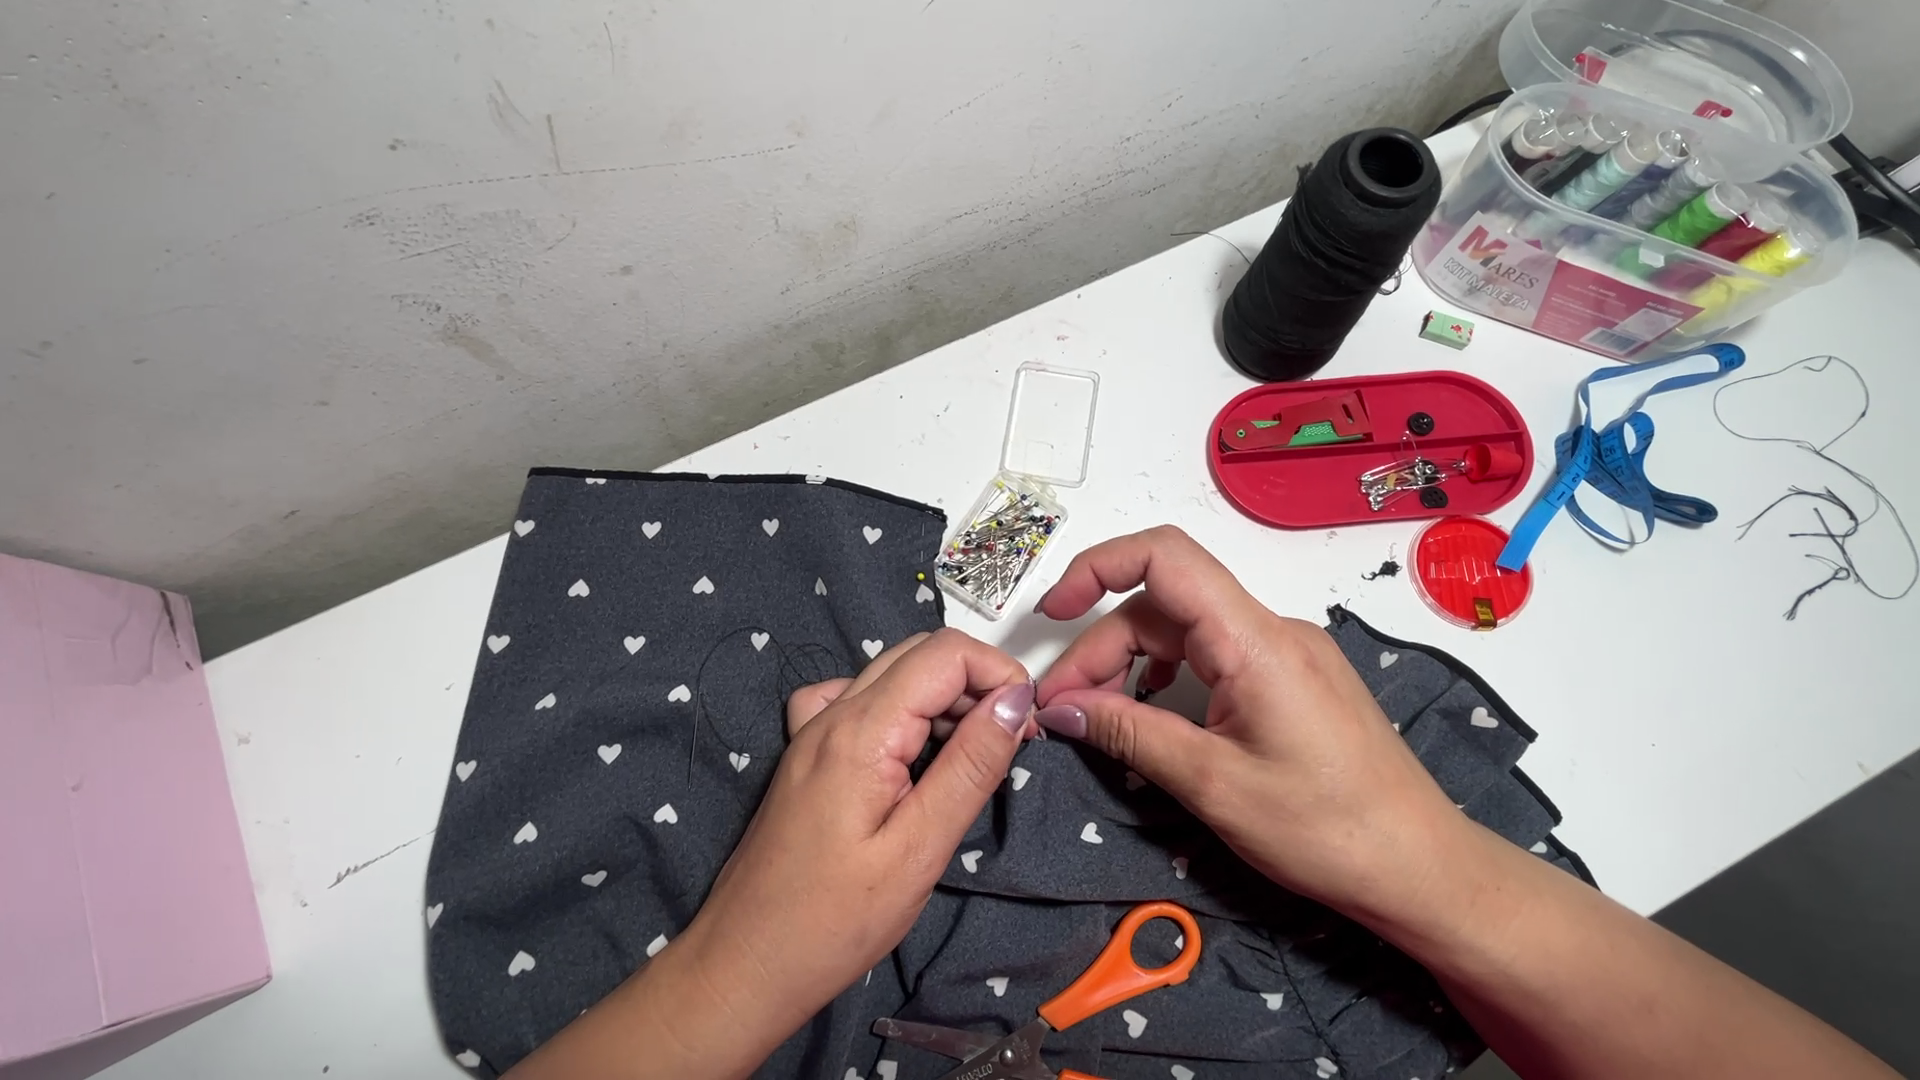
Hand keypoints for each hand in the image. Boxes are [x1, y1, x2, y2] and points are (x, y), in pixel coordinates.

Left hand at [677, 629, 1033, 1067]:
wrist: (744, 965)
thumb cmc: (835, 921)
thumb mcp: (919, 849)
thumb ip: (970, 765)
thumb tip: (1016, 700)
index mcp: (861, 728)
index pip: (945, 653)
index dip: (998, 672)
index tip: (1026, 725)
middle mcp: (832, 712)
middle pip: (920, 654)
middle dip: (977, 683)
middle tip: (1009, 743)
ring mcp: (812, 729)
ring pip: (893, 673)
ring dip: (944, 697)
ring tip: (972, 755)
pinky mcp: (805, 751)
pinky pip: (858, 699)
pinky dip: (900, 708)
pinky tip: (908, 747)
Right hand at [1032, 526, 1466, 919]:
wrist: (1423, 868)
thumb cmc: (1326, 829)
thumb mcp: (1212, 784)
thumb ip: (1129, 735)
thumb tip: (1060, 709)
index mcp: (1254, 640)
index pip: (1164, 557)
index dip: (1096, 567)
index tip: (1053, 613)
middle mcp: (1269, 628)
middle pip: (1160, 606)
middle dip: (1101, 650)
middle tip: (1064, 711)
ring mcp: (1281, 650)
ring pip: (1180, 632)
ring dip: (1129, 665)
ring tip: (1098, 717)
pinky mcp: (1287, 675)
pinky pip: (1209, 654)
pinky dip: (1165, 675)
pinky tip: (1150, 710)